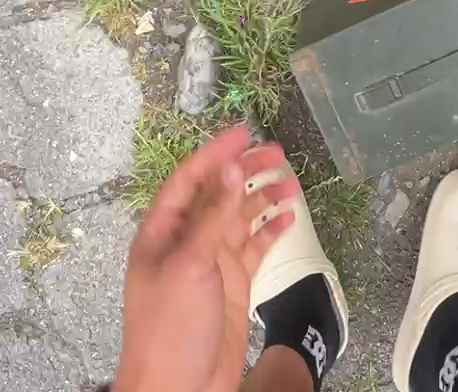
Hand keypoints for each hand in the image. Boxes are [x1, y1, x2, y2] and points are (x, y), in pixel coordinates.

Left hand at [111, 126, 299, 391]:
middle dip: (246, 170)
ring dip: (263, 196)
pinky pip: (255, 246)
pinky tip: (290, 215)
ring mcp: (213, 261)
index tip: (244, 131)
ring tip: (292, 181)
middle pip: (220, 193)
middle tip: (278, 152)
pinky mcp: (234, 282)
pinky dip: (272, 229)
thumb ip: (213, 215)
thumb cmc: (170, 325)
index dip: (215, 153)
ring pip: (241, 216)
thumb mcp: (189, 265)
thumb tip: (230, 167)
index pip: (191, 178)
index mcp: (165, 231)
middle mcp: (189, 239)